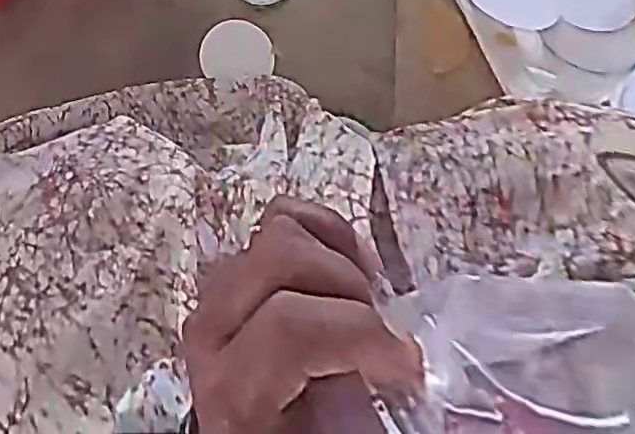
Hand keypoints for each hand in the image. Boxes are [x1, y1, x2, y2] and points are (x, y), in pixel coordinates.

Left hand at [181, 198, 422, 433]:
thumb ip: (360, 416)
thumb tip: (424, 376)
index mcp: (230, 392)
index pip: (289, 330)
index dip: (361, 334)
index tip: (407, 364)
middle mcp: (210, 332)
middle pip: (280, 258)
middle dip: (349, 289)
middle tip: (385, 336)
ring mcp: (218, 293)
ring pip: (279, 230)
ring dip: (337, 260)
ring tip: (367, 306)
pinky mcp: (237, 270)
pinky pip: (278, 219)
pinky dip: (324, 231)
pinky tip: (351, 270)